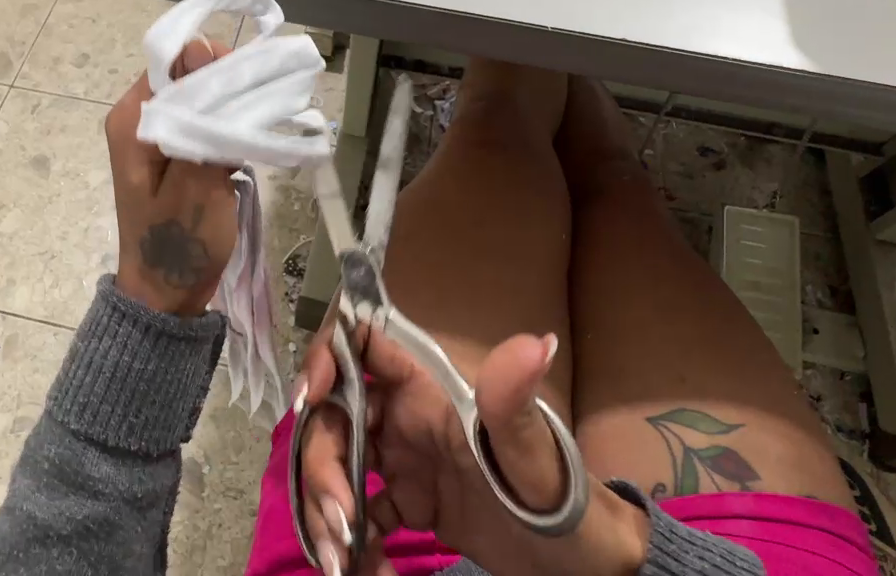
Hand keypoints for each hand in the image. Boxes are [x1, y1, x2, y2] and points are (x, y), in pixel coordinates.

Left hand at [105, 39, 241, 316]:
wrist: (167, 296)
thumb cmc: (179, 244)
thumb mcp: (195, 179)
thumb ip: (200, 114)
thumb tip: (201, 47)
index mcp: (134, 118)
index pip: (175, 61)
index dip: (214, 64)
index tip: (248, 84)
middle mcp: (140, 117)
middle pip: (190, 75)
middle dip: (228, 85)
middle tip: (261, 107)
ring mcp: (158, 133)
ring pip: (202, 96)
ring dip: (232, 104)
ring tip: (261, 122)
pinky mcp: (176, 149)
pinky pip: (204, 118)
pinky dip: (228, 123)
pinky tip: (249, 138)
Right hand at [295, 324, 649, 575]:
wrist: (585, 566)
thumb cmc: (563, 503)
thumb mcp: (536, 460)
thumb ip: (516, 406)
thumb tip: (536, 343)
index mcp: (430, 392)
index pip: (364, 345)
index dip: (327, 355)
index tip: (311, 397)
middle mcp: (407, 417)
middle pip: (335, 415)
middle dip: (321, 462)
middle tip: (339, 523)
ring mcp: (404, 459)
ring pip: (337, 461)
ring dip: (326, 507)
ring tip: (344, 564)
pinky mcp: (407, 503)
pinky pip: (358, 511)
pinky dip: (350, 541)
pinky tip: (363, 572)